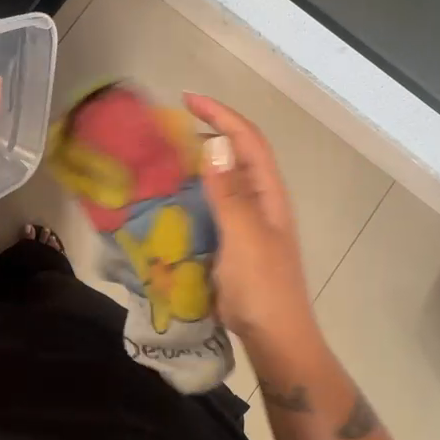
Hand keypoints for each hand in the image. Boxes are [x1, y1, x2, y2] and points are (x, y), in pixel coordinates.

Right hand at [185, 93, 313, 340]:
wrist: (276, 340)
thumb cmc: (263, 288)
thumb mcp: (244, 238)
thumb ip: (229, 193)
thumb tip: (214, 144)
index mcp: (269, 195)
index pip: (247, 140)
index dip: (220, 115)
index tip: (186, 100)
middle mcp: (261, 202)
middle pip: (236, 154)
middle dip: (207, 131)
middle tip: (168, 126)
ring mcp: (248, 222)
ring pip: (223, 178)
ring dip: (198, 160)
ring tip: (163, 155)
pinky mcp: (233, 241)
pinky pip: (212, 204)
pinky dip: (193, 190)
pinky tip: (170, 197)